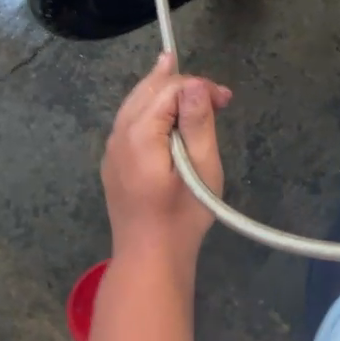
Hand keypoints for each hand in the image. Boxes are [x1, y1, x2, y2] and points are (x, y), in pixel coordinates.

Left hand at [102, 54, 230, 265]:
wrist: (150, 256)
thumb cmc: (183, 212)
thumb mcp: (201, 165)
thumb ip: (198, 122)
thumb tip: (196, 84)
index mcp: (140, 134)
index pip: (170, 89)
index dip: (200, 87)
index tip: (227, 102)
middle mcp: (119, 135)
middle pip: (148, 90)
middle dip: (183, 84)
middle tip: (219, 98)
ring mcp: (112, 150)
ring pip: (136, 103)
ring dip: (167, 92)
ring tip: (197, 90)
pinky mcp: (115, 162)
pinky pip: (131, 120)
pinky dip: (153, 108)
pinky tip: (169, 112)